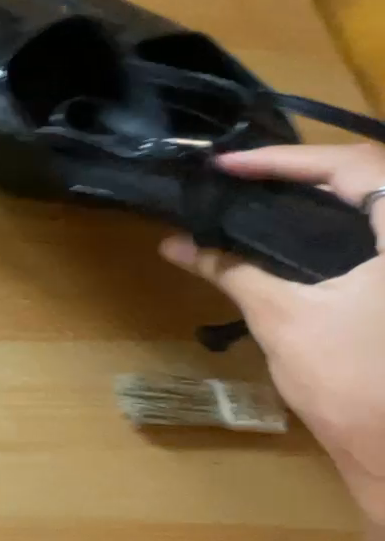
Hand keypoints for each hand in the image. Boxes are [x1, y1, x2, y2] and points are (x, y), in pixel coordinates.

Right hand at [160, 143, 384, 518]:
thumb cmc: (353, 380)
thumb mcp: (284, 317)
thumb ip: (232, 269)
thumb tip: (175, 243)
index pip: (357, 165)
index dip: (285, 159)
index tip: (223, 166)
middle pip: (380, 175)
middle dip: (312, 170)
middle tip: (244, 179)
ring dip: (337, 196)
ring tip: (272, 201)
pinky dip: (355, 227)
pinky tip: (313, 238)